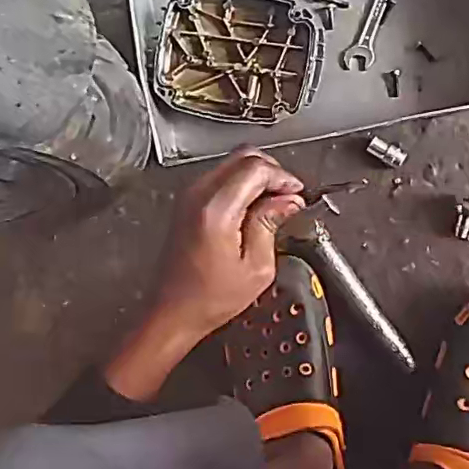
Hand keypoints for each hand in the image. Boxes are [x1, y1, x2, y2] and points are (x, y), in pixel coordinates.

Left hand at [150, 148, 307, 337]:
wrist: (171, 311)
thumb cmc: (208, 299)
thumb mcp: (256, 268)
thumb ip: (270, 225)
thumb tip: (288, 201)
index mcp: (216, 210)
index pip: (256, 169)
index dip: (283, 178)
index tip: (297, 194)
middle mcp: (199, 195)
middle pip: (244, 157)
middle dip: (272, 171)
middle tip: (289, 196)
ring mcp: (189, 195)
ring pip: (232, 163)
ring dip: (257, 176)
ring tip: (275, 204)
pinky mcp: (187, 202)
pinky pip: (220, 177)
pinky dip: (242, 184)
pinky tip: (254, 208)